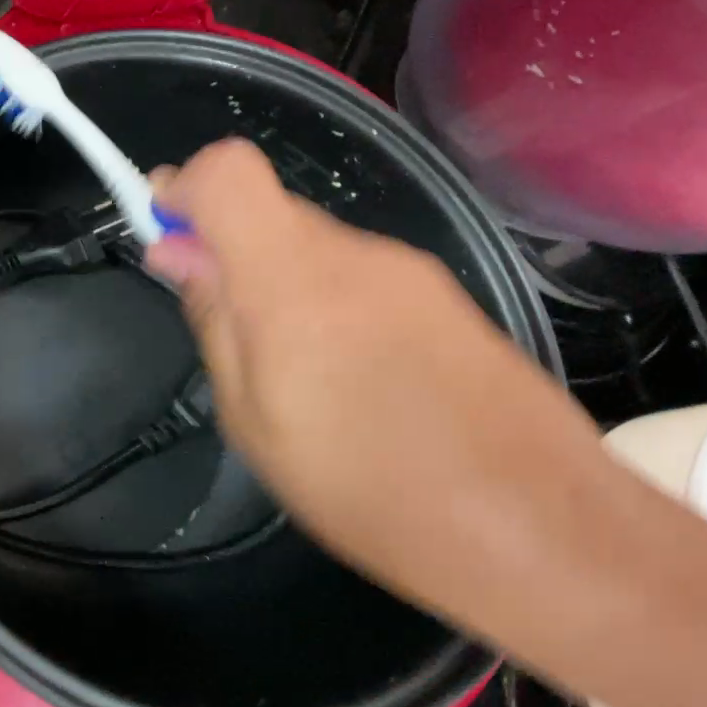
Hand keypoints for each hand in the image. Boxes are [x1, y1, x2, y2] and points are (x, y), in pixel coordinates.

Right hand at [145, 139, 602, 555]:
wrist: (547, 534)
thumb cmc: (365, 486)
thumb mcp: (251, 417)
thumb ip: (213, 320)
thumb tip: (175, 253)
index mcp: (295, 281)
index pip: (229, 172)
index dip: (183, 187)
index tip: (160, 235)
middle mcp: (356, 256)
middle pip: (266, 209)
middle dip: (223, 248)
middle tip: (215, 323)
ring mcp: (409, 274)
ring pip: (309, 244)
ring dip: (272, 280)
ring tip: (284, 369)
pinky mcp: (445, 299)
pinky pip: (353, 273)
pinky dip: (320, 300)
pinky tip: (340, 374)